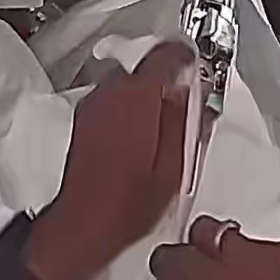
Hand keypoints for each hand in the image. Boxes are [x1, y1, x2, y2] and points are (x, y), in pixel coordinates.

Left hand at [27, 42, 192, 279]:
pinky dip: (128, 105)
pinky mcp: (83, 117)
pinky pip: (112, 97)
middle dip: (167, 79)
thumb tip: (194, 94)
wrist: (82, 225)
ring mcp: (93, 103)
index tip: (197, 68)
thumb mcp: (177, 163)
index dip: (188, 59)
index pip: (169, 55)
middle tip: (184, 101)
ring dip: (146, 91)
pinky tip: (140, 133)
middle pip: (147, 66)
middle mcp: (112, 91)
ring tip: (162, 122)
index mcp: (139, 95)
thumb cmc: (128, 202)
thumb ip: (187, 117)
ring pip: (128, 81)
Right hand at [151, 217, 279, 279]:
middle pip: (206, 230)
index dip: (169, 266)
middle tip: (205, 276)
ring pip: (239, 238)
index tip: (171, 273)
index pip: (173, 257)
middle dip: (201, 249)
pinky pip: (272, 247)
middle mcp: (243, 261)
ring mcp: (275, 253)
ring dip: (237, 258)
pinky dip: (269, 264)